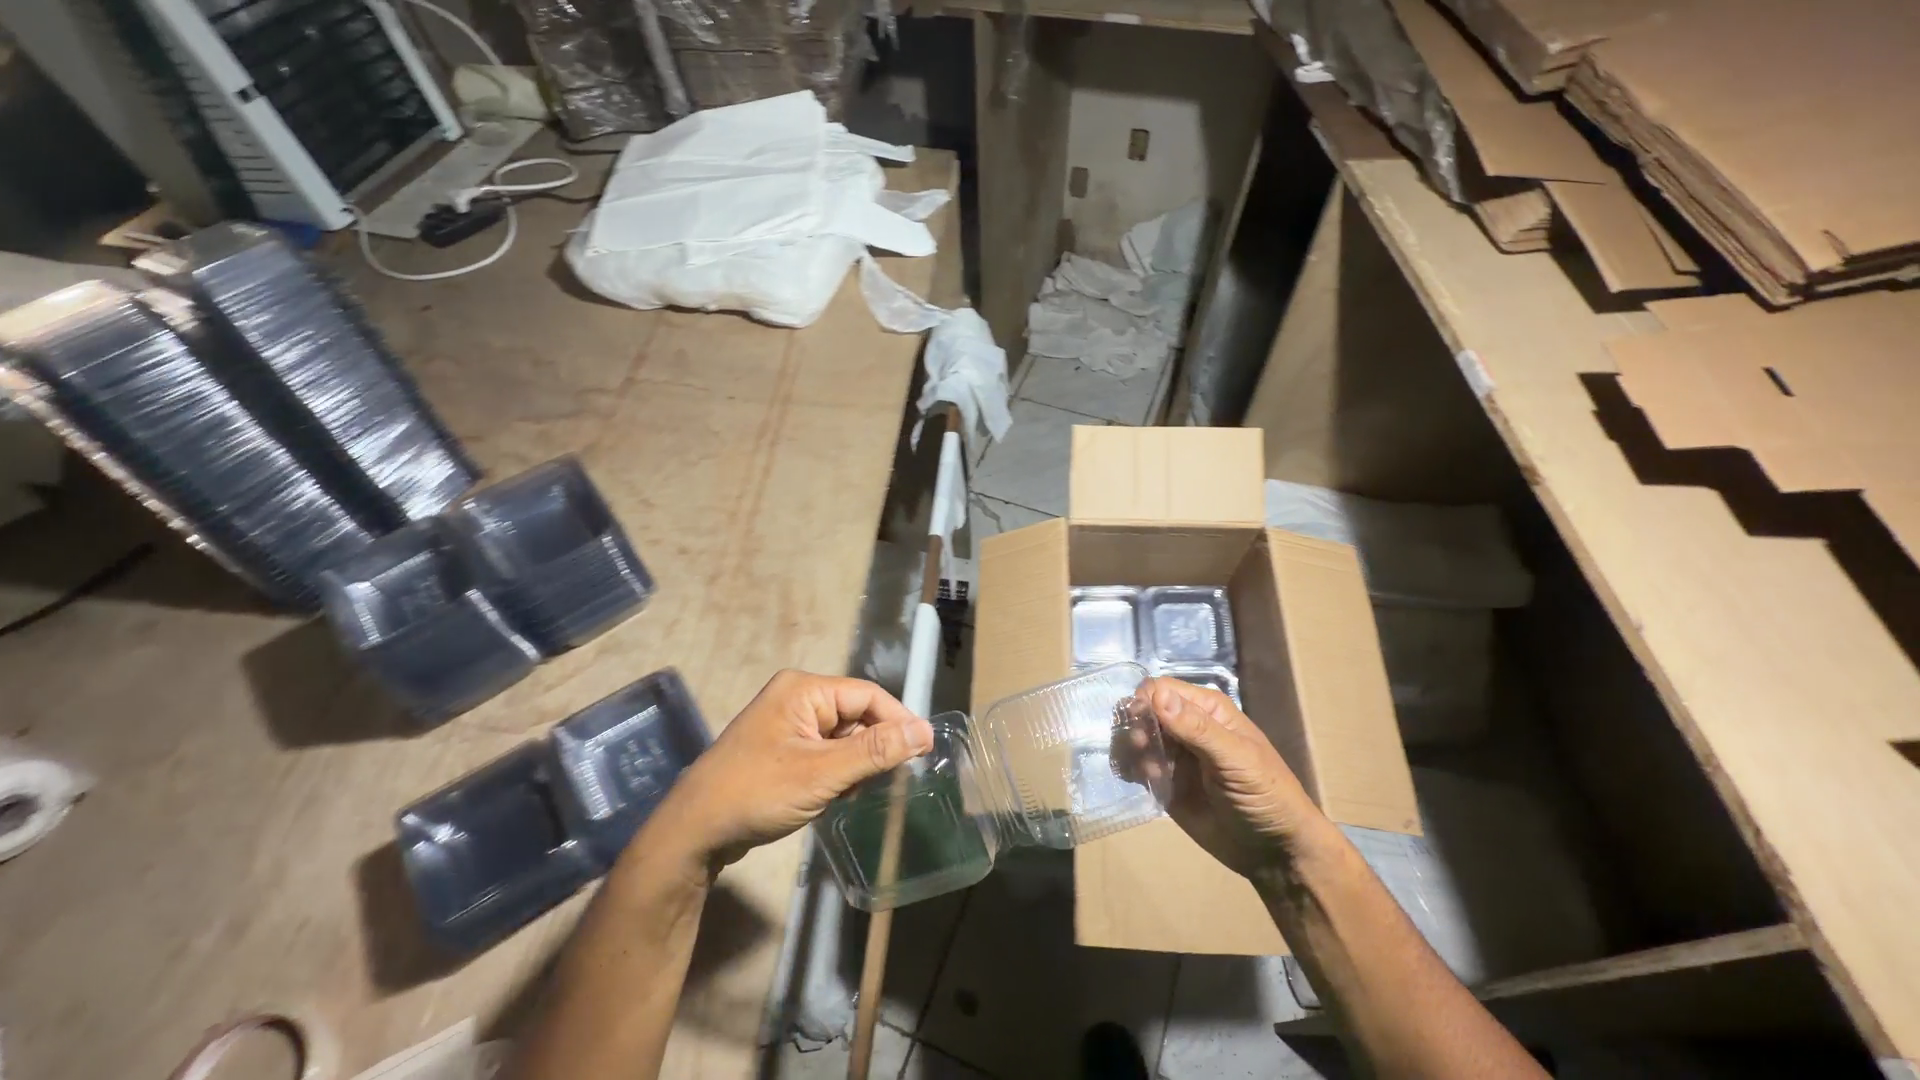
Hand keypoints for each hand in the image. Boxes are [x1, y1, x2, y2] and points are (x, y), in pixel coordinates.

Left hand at [629, 670, 933, 881]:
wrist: (694, 830)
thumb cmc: (757, 793)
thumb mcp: (823, 774)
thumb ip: (875, 751)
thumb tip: (924, 732)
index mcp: (803, 690)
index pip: (868, 695)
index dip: (899, 721)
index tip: (924, 753)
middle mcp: (796, 698)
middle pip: (856, 715)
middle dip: (874, 747)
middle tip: (888, 781)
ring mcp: (786, 724)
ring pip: (842, 737)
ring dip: (855, 764)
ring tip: (854, 793)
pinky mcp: (780, 749)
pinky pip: (824, 752)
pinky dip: (836, 772)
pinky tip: (834, 797)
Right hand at [1139, 677, 1327, 879]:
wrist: (1274, 850)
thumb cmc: (1266, 795)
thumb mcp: (1236, 759)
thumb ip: (1197, 728)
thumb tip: (1157, 694)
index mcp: (1207, 710)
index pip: (1161, 689)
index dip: (1145, 702)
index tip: (1141, 725)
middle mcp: (1186, 727)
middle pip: (1142, 711)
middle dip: (1134, 727)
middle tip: (1142, 750)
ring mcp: (1174, 756)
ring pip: (1135, 738)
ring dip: (1130, 750)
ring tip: (1146, 771)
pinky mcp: (1164, 783)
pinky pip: (1135, 767)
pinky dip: (1130, 770)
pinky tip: (1142, 782)